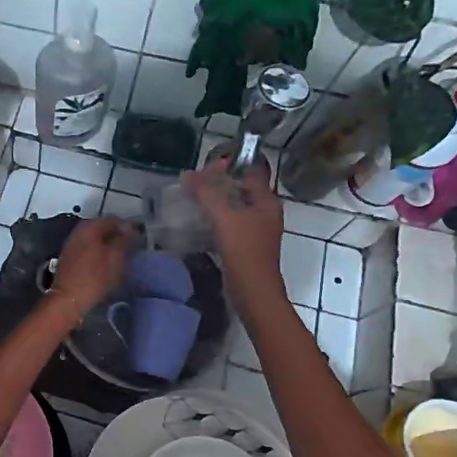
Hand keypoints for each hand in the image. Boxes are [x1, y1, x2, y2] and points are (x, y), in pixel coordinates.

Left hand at [49, 216, 133, 314]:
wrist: (68, 298)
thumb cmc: (94, 277)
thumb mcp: (115, 258)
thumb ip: (124, 240)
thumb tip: (130, 228)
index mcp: (90, 227)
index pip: (113, 220)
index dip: (128, 227)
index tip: (139, 238)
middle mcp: (78, 231)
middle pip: (103, 227)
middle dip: (117, 235)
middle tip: (131, 246)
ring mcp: (72, 243)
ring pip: (95, 238)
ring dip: (108, 243)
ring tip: (121, 255)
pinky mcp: (69, 256)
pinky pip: (88, 247)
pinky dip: (99, 250)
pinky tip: (106, 261)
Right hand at [182, 157, 284, 282]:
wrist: (252, 292)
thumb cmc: (244, 250)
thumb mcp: (225, 217)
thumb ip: (208, 193)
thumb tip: (189, 174)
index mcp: (266, 201)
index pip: (251, 172)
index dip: (231, 164)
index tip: (206, 164)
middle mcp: (263, 213)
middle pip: (240, 189)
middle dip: (218, 183)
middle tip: (192, 181)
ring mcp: (254, 230)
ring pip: (232, 207)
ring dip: (213, 202)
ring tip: (189, 198)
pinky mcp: (243, 245)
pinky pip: (227, 224)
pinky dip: (213, 219)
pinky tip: (195, 222)